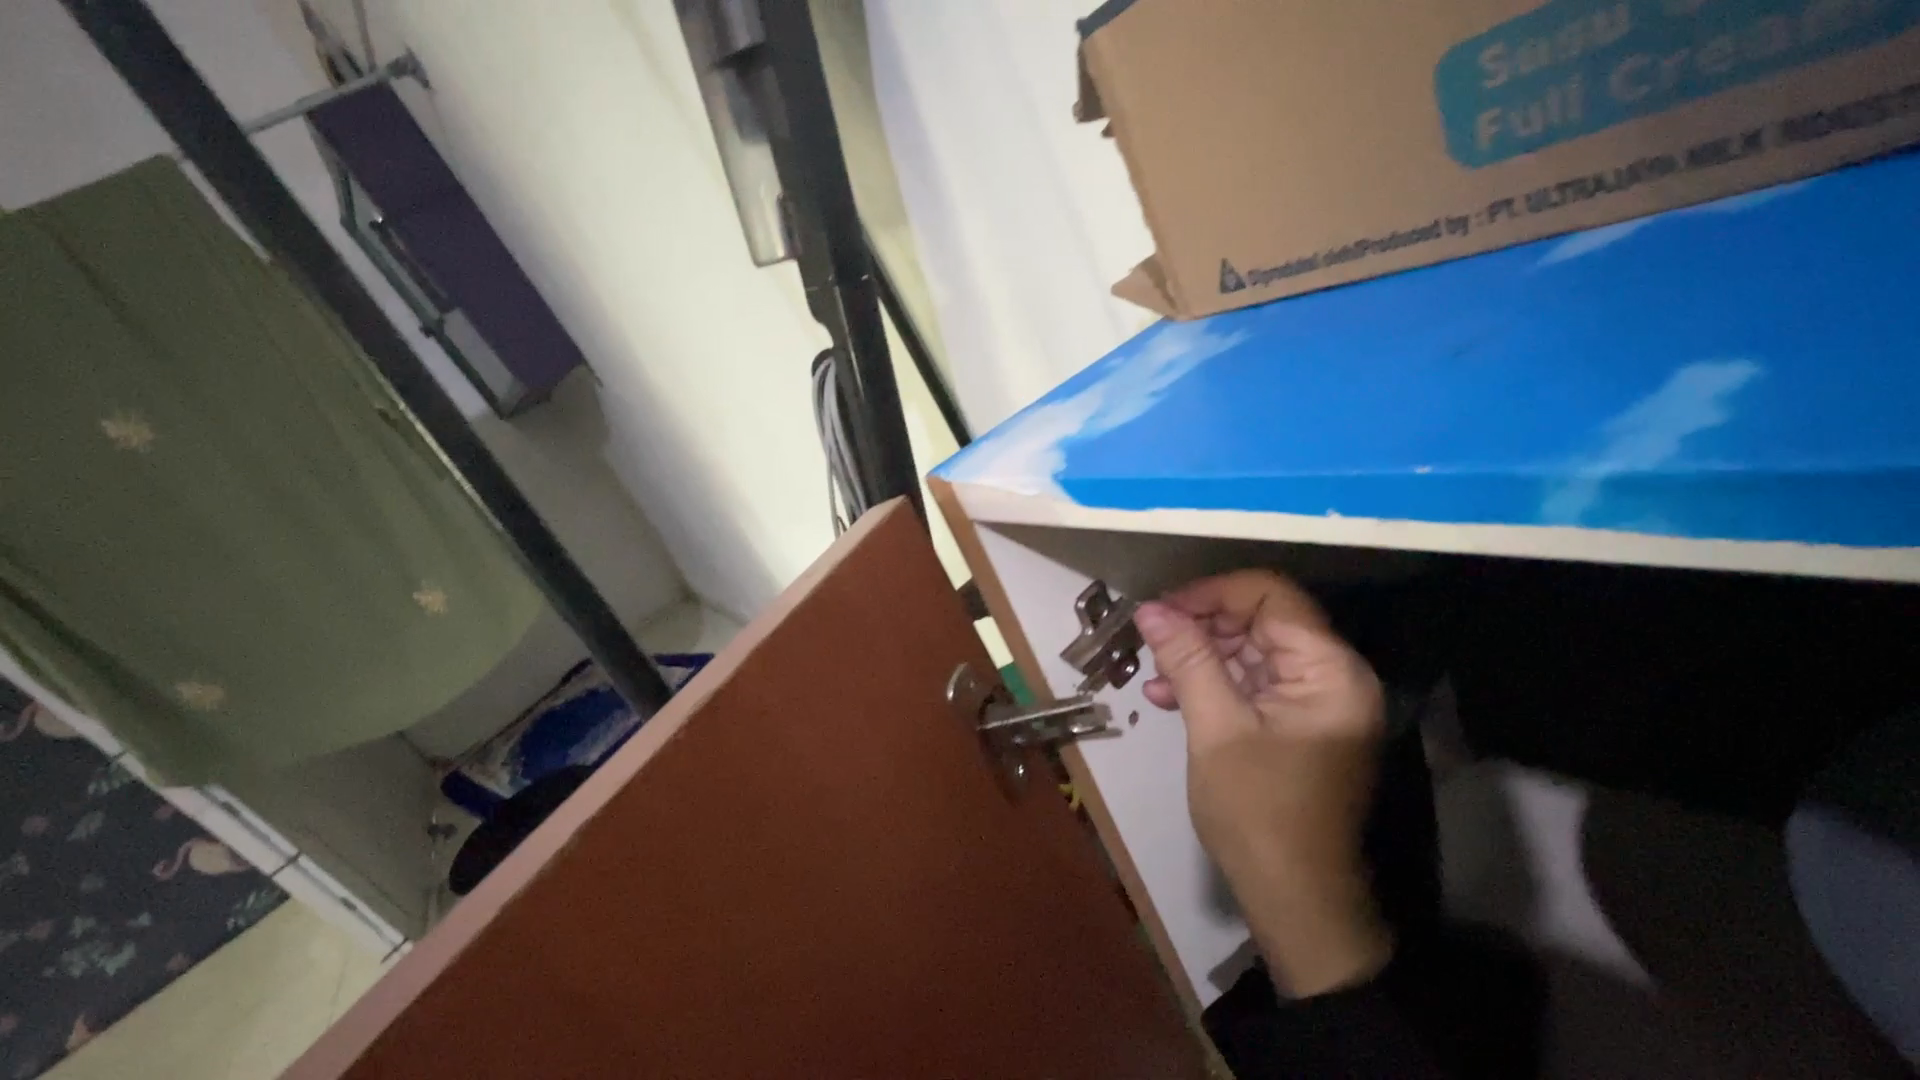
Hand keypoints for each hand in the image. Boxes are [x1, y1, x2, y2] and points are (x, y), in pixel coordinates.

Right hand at [1134, 570, 1393, 995]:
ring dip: (1200, 657)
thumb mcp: (1216, 729)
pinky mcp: (1298, 723)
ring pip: (1252, 651)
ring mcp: (1317, 701)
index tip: (1160, 610)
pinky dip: (1213, 685)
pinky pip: (1253, 684)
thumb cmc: (1258, 812)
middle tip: (1150, 640)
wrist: (1294, 896)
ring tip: (1153, 672)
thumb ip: (1188, 660)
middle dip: (1202, 626)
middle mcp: (1333, 675)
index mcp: (1329, 670)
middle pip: (1262, 620)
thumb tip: (1150, 608)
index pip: (1272, 597)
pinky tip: (1168, 696)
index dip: (1212, 594)